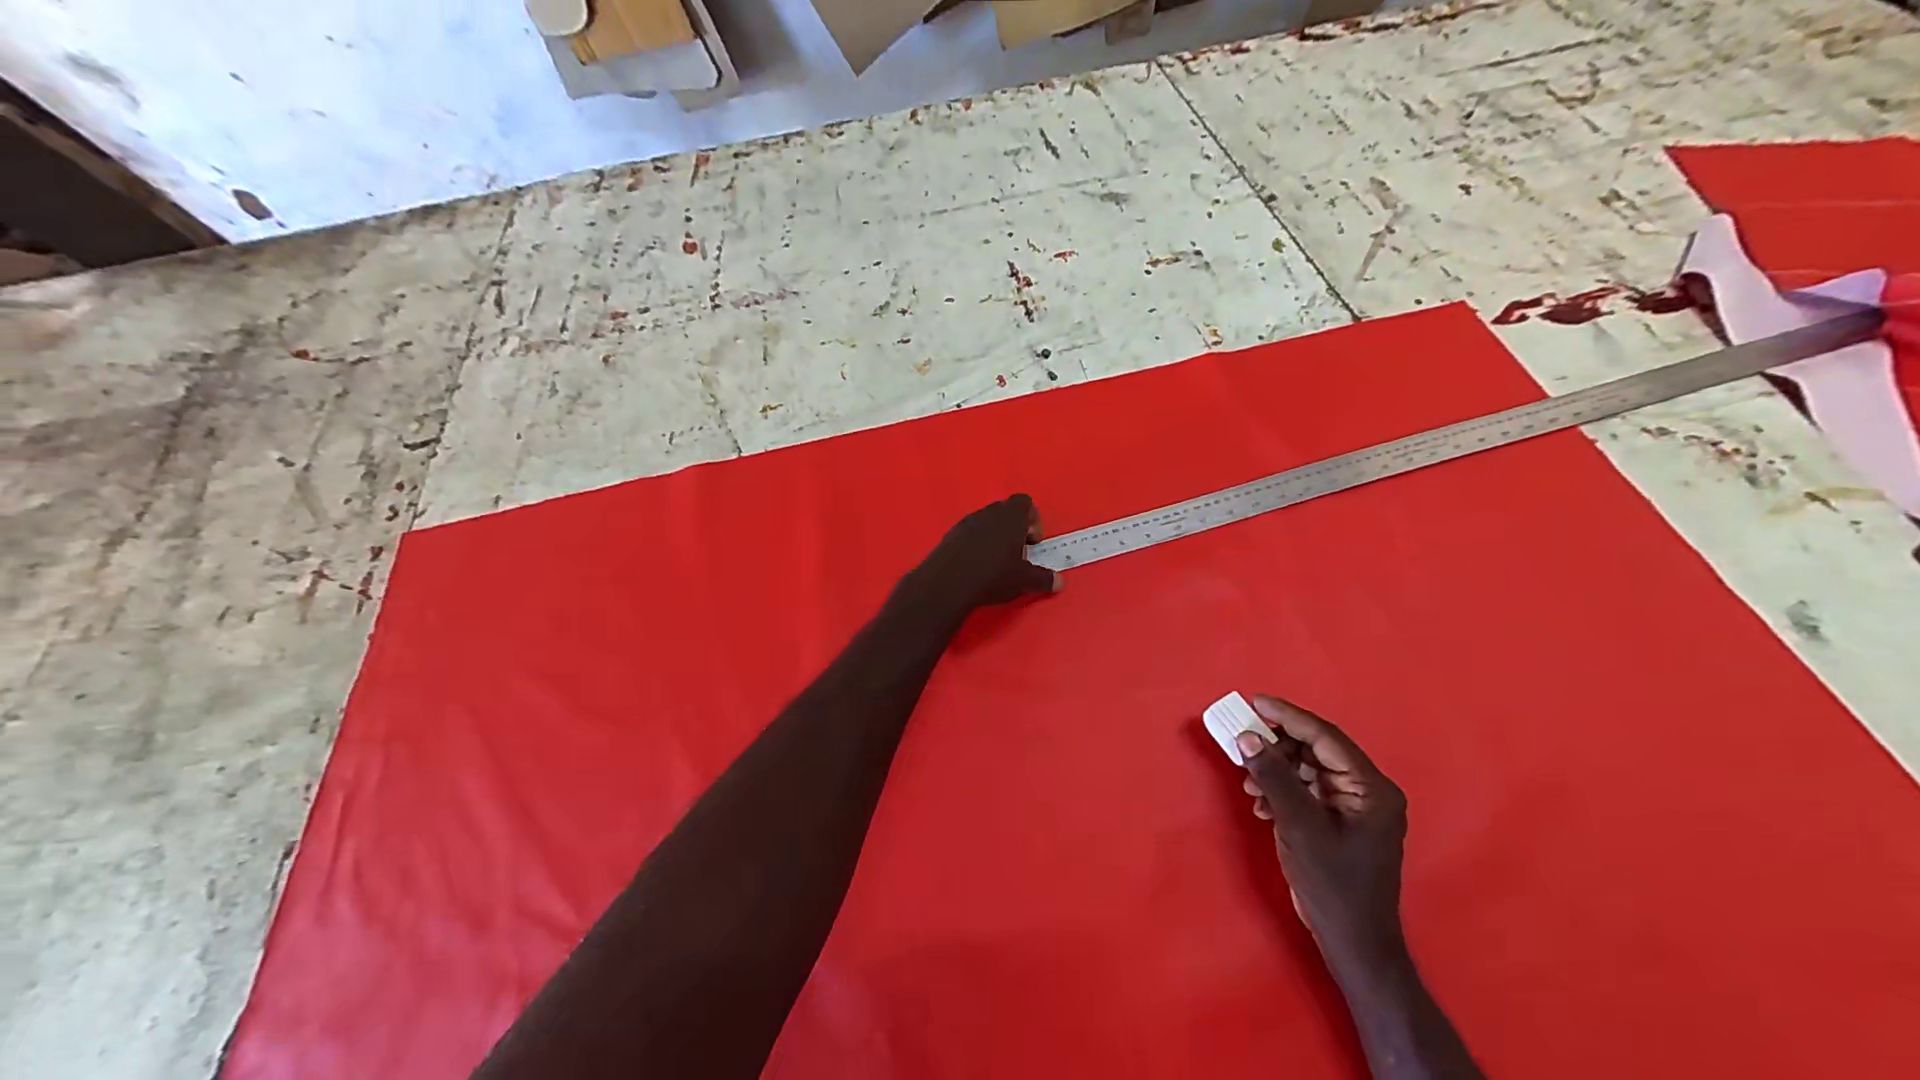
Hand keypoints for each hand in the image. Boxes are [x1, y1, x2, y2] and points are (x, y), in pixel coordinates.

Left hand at [906, 494, 1060, 612]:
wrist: (948, 583)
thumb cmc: (993, 575)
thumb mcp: (1024, 580)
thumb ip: (1043, 579)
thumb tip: (1059, 582)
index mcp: (1010, 516)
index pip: (1025, 502)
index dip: (1033, 519)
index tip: (1033, 541)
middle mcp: (988, 513)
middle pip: (1005, 510)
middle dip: (1014, 528)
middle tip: (1018, 552)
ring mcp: (966, 522)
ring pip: (986, 521)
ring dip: (995, 536)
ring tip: (997, 562)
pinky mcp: (950, 535)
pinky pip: (969, 533)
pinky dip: (976, 544)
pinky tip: (976, 566)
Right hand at [1234, 695, 1406, 960]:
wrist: (1352, 942)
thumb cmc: (1332, 883)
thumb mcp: (1299, 825)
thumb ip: (1274, 776)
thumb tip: (1248, 737)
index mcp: (1371, 788)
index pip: (1325, 737)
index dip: (1288, 716)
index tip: (1254, 702)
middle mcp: (1367, 791)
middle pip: (1316, 750)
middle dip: (1276, 747)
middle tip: (1242, 742)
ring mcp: (1354, 808)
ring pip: (1307, 770)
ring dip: (1275, 771)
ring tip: (1248, 783)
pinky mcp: (1339, 822)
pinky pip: (1306, 791)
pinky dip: (1280, 791)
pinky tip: (1260, 804)